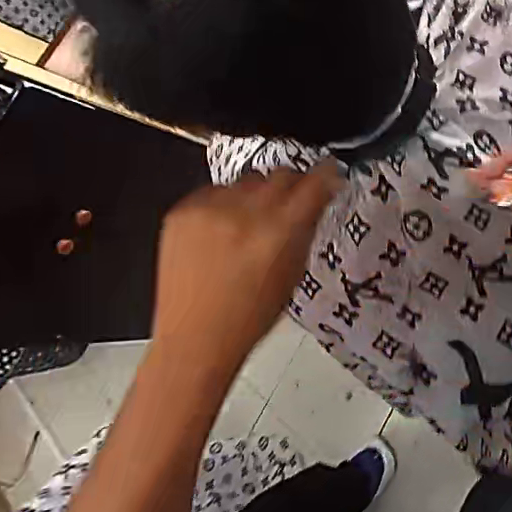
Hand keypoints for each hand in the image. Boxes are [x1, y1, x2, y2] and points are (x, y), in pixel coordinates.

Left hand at [151, 166, 338, 349]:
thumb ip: (307, 226)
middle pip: (282, 174)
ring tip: (248, 225)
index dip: (326, 174)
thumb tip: (318, 195)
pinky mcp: (183, 211)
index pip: (315, 180)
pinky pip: (215, 190)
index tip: (327, 174)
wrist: (194, 337)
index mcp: (282, 229)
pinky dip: (224, 204)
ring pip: (249, 179)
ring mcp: (212, 209)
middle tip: (287, 206)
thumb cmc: (250, 314)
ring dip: (256, 195)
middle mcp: (247, 212)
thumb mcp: (295, 271)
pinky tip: (222, 232)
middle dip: (290, 186)